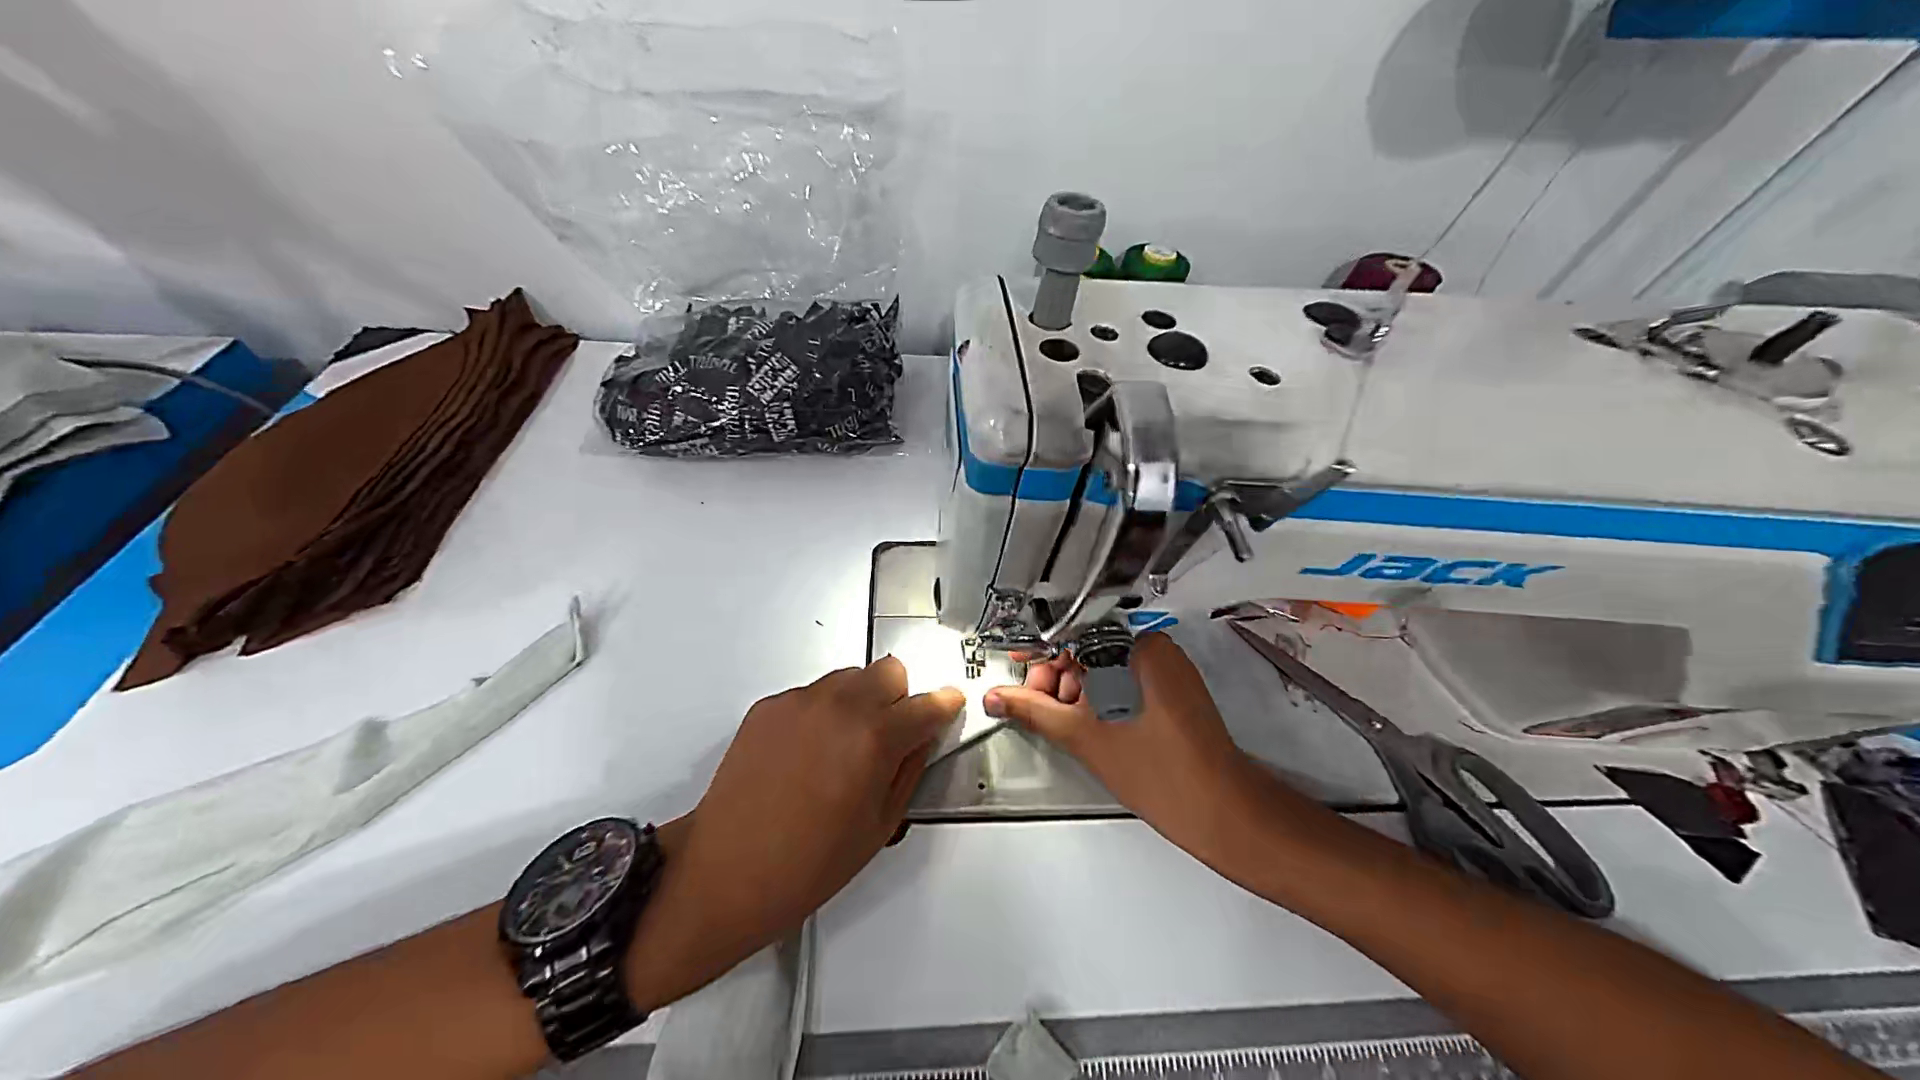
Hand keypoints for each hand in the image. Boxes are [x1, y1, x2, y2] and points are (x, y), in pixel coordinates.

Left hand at [625, 657, 961, 1007]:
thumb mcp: (879, 825)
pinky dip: (822, 712)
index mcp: (874, 739)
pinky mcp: (770, 707)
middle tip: (895, 729)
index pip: (927, 703)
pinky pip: (812, 694)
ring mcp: (800, 704)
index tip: (947, 704)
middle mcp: (838, 709)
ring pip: (849, 677)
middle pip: (890, 671)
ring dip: (861, 700)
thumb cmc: (800, 864)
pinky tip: (812, 752)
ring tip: (848, 745)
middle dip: (900, 696)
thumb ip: (908, 770)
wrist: (728, 871)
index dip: (943, 705)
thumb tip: (921, 741)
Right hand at [983, 634, 1277, 858]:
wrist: (1218, 810)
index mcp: (1137, 646)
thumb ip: (1033, 709)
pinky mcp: (1171, 689)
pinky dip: (1101, 697)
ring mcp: (1166, 669)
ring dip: (1078, 691)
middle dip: (1058, 678)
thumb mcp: (1082, 735)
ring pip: (1104, 666)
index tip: (1019, 665)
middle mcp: (1155, 648)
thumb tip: (1000, 697)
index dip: (1039, 654)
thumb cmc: (1165, 774)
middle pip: (1087, 649)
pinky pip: (1124, 679)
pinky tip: (1091, 724)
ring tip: (1070, 724)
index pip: (1073, 634)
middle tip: (1040, 708)